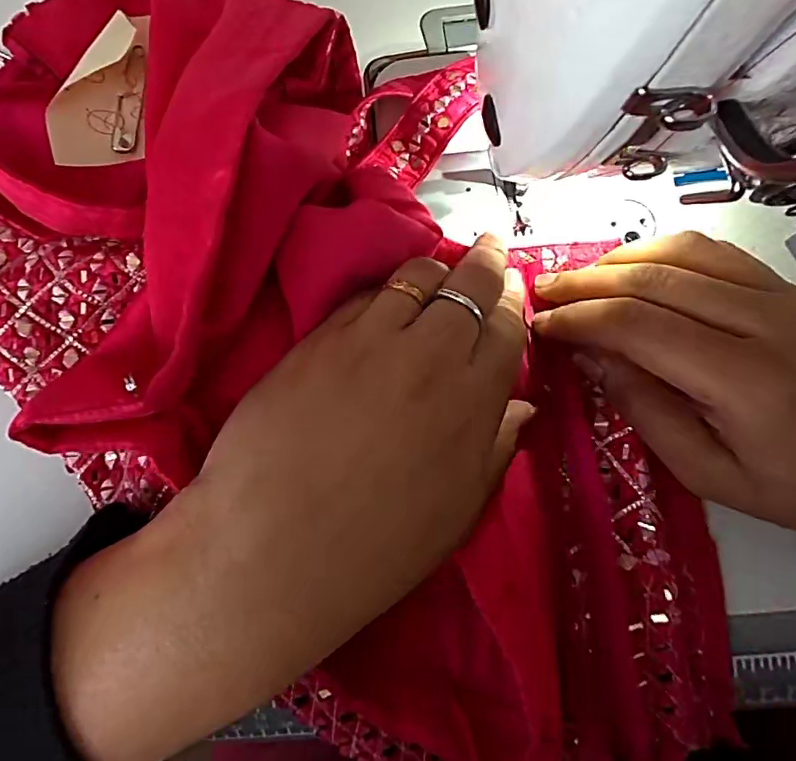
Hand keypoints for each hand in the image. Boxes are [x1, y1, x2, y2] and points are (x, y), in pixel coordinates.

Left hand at [181, 231, 534, 637]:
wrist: (273, 547)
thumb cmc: (377, 547)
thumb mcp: (457, 511)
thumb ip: (495, 449)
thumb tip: (522, 408)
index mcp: (473, 402)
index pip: (506, 328)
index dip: (513, 299)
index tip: (514, 283)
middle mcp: (430, 357)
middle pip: (468, 287)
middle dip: (486, 262)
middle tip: (489, 248)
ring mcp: (372, 340)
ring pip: (416, 278)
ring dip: (436, 267)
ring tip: (439, 268)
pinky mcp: (323, 336)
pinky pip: (365, 295)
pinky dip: (385, 288)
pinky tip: (385, 296)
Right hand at [530, 232, 795, 590]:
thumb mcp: (716, 478)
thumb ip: (647, 411)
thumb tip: (593, 356)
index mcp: (746, 383)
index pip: (636, 325)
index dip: (578, 318)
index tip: (541, 324)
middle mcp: (766, 324)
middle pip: (653, 279)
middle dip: (586, 281)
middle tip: (544, 291)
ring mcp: (786, 297)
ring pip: (683, 251)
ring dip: (622, 258)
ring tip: (584, 278)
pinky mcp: (795, 289)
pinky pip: (718, 252)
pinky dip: (666, 251)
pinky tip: (640, 267)